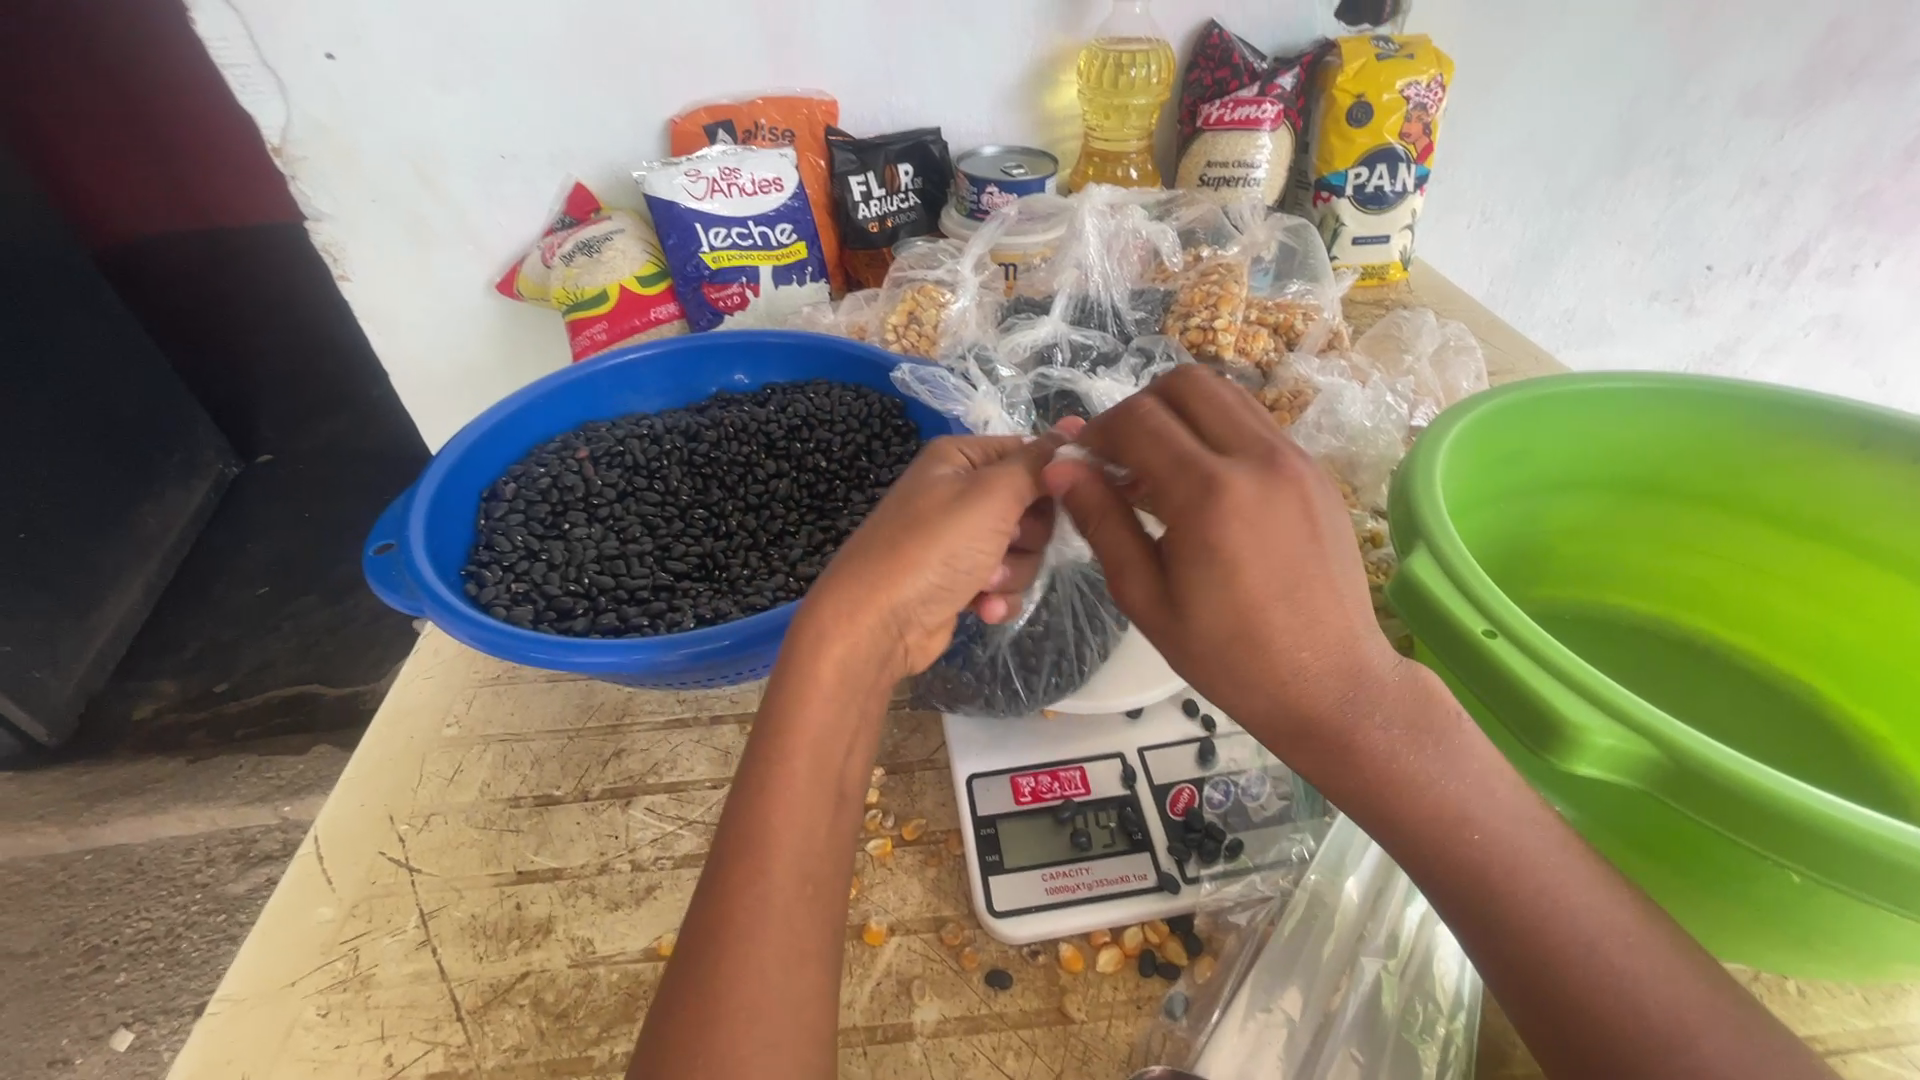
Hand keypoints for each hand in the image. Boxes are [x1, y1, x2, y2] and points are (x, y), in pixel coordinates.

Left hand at [798, 432, 1061, 682]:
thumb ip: (1036, 464)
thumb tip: (1075, 425)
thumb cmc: (933, 548)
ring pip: (1023, 550)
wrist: (877, 624)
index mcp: (960, 458)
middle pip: (1032, 506)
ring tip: (982, 583)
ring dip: (1012, 571)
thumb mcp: (991, 495)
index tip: (1067, 500)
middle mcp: (959, 493)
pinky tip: (980, 609)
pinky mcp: (960, 580)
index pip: (1029, 453)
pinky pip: (1005, 583)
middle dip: (1027, 535)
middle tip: (1005, 543)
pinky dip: (998, 597)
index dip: (1051, 479)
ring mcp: (959, 540)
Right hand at [1042, 365, 1403, 755]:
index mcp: (1209, 495)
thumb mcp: (1146, 598)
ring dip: (1178, 416)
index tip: (1081, 464)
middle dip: (1137, 409)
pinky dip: (1215, 434)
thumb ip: (1103, 522)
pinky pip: (1254, 424)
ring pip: (1224, 394)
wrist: (1330, 684)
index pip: (1136, 420)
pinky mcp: (1315, 471)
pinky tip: (1203, 487)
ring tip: (1159, 471)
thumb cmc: (1228, 656)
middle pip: (1183, 383)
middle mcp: (1257, 459)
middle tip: (1119, 460)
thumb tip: (1060, 467)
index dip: (1096, 432)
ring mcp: (1295, 459)